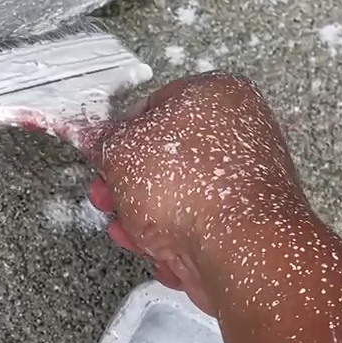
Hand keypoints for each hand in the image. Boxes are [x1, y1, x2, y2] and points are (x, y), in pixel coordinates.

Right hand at [89, 75, 310, 313]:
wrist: (236, 249)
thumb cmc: (193, 189)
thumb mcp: (119, 151)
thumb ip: (100, 141)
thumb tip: (94, 138)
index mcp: (216, 93)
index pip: (152, 106)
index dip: (119, 136)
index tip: (104, 157)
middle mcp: (240, 130)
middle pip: (165, 156)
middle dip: (128, 185)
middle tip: (110, 196)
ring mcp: (247, 178)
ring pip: (179, 196)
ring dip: (145, 216)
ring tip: (128, 229)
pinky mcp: (246, 220)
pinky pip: (198, 224)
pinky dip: (175, 238)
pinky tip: (157, 248)